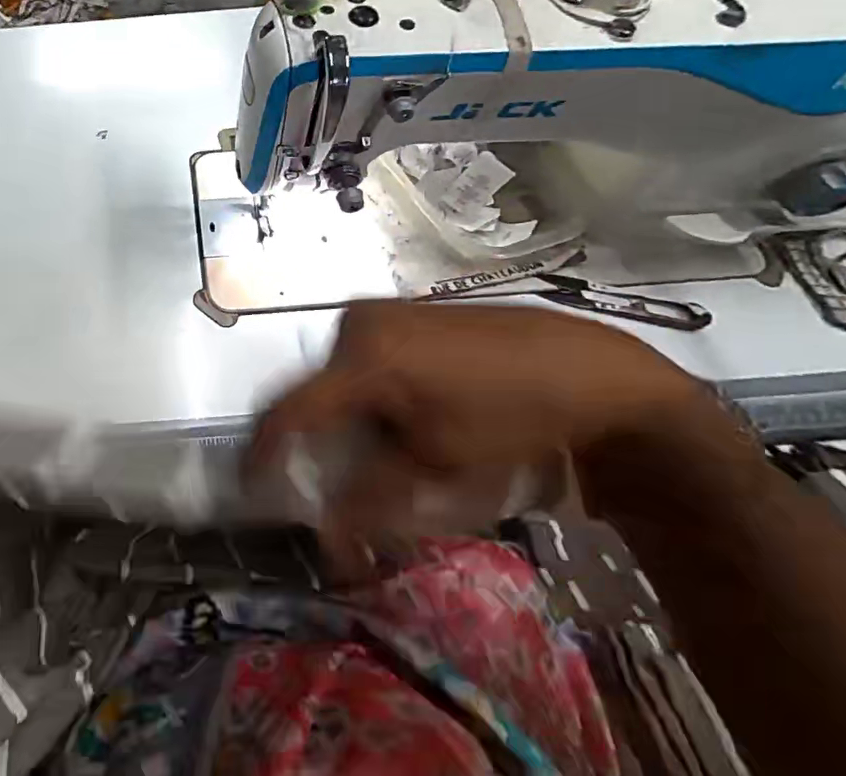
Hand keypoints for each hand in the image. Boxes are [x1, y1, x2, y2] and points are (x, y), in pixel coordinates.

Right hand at [247, 301, 738, 576]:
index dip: (264, 449)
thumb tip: (326, 536)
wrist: (594, 373)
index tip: (251, 482)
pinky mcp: (406, 309)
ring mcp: (383, 309)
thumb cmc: (515, 419)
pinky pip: (364, 353)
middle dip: (319, 436)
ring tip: (383, 446)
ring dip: (347, 413)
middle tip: (339, 475)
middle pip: (315, 389)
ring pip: (339, 372)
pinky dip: (369, 389)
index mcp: (361, 357)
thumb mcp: (438, 466)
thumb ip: (370, 496)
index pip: (289, 407)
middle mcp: (358, 322)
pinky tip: (406, 411)